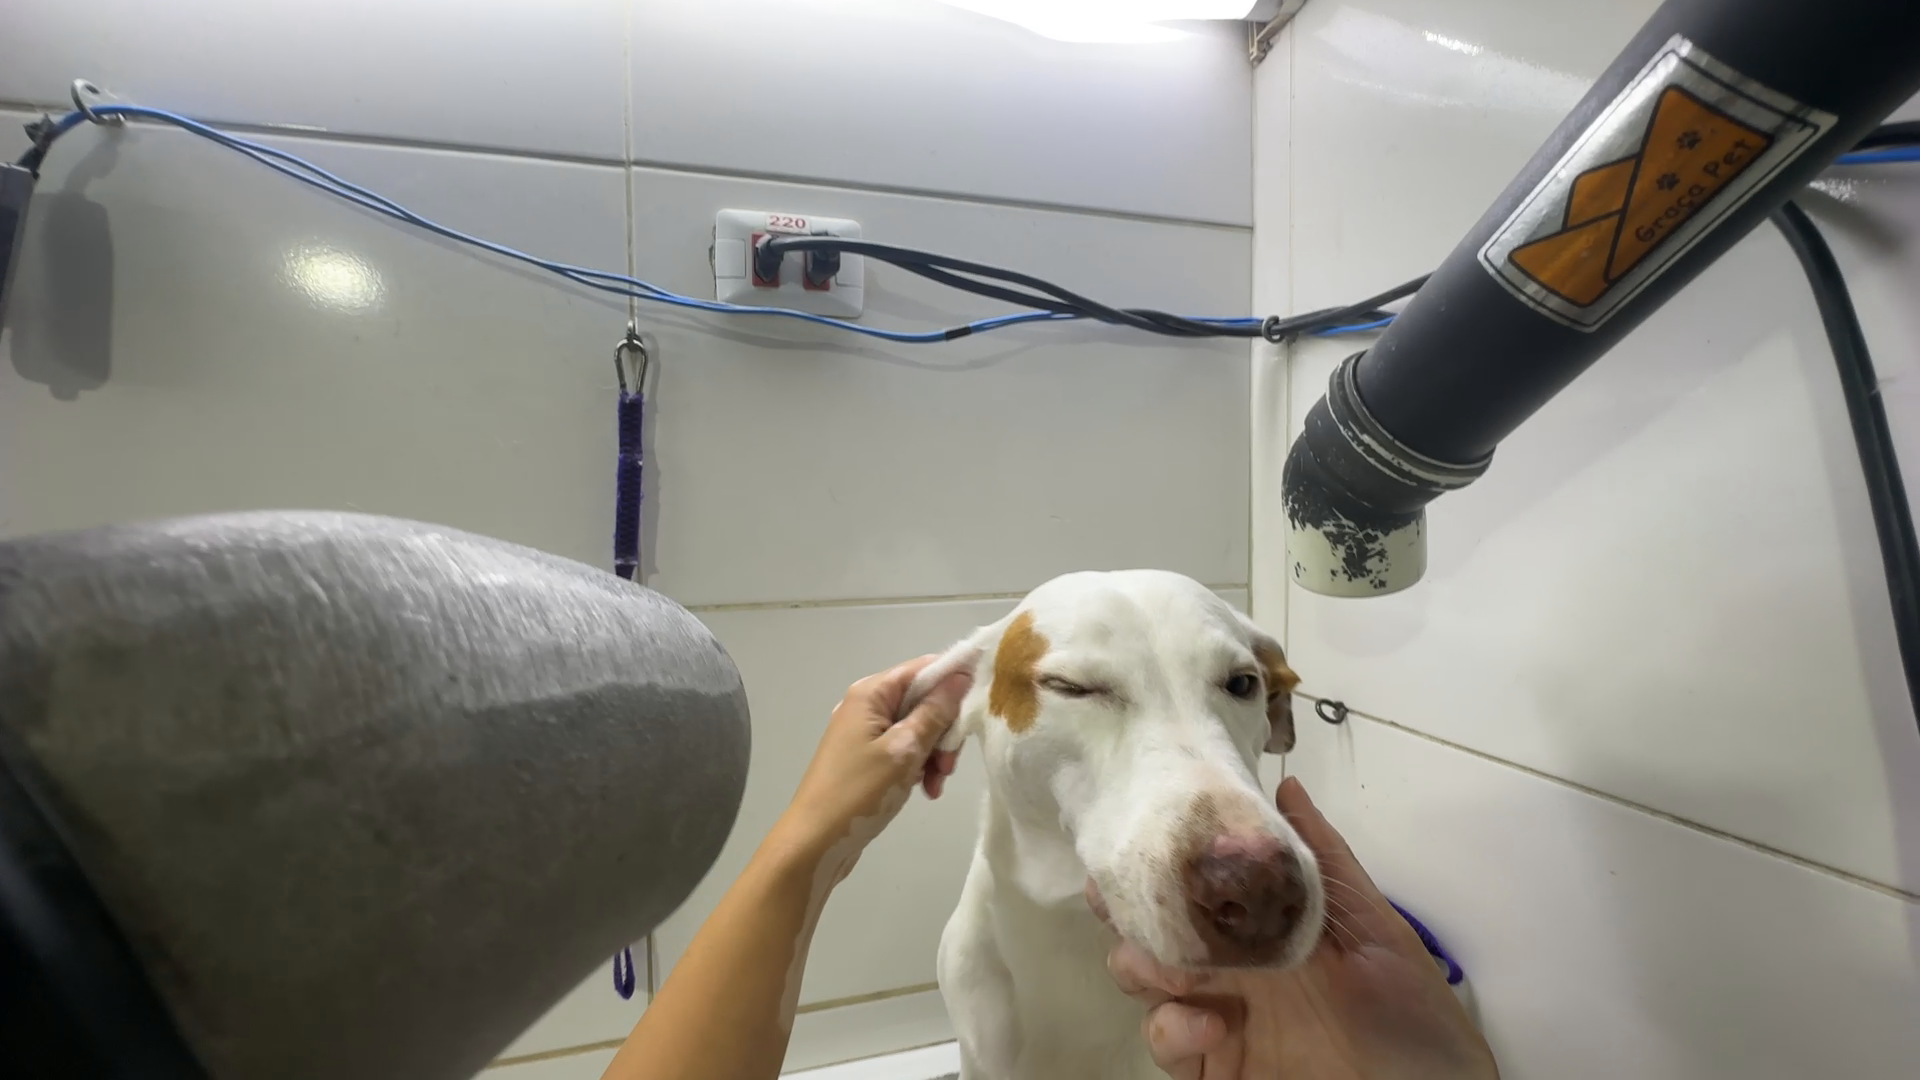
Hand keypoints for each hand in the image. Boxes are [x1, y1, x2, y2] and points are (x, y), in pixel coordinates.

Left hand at [768, 655, 972, 875]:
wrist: (814, 843)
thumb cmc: (858, 792)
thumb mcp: (904, 750)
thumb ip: (935, 711)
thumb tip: (961, 675)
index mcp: (871, 692)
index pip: (924, 668)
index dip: (955, 680)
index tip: (981, 704)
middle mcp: (868, 704)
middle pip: (924, 700)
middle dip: (945, 729)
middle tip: (949, 763)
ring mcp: (867, 732)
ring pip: (920, 728)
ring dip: (935, 753)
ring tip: (936, 783)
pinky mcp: (869, 757)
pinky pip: (906, 749)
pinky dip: (920, 766)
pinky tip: (926, 790)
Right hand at [1098, 777, 1496, 1079]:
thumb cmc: (1412, 1020)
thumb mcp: (1378, 931)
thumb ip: (1325, 859)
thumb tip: (1285, 781)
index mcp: (1254, 920)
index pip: (1188, 877)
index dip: (1150, 855)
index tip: (1131, 832)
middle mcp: (1223, 960)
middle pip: (1145, 918)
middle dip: (1123, 904)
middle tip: (1122, 897)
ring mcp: (1210, 1013)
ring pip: (1137, 972)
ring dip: (1140, 960)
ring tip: (1176, 968)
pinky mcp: (1209, 1066)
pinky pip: (1161, 1041)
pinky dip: (1170, 1028)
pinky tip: (1209, 1026)